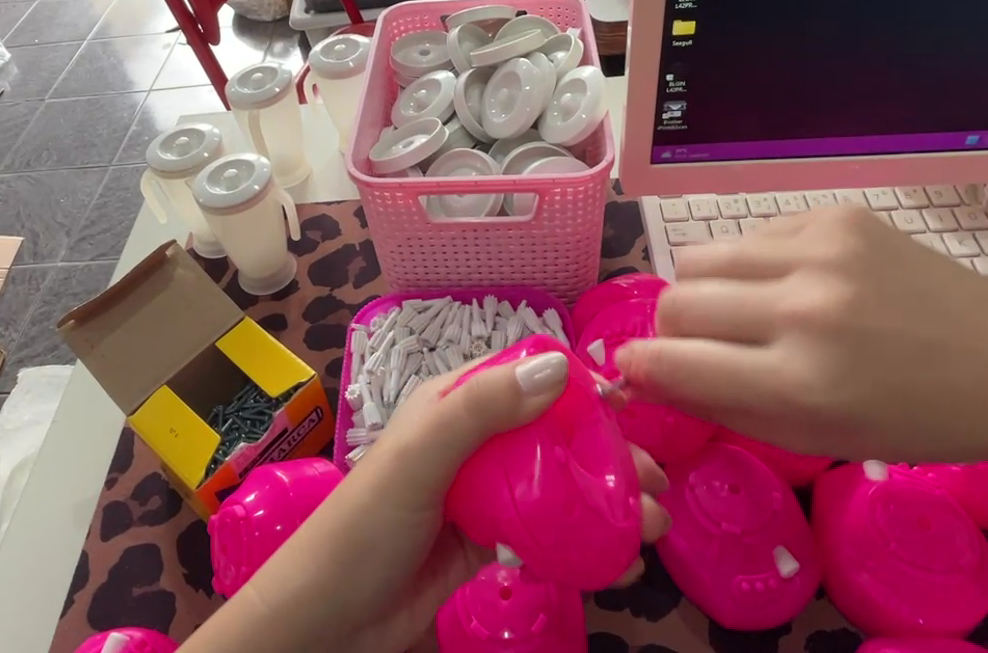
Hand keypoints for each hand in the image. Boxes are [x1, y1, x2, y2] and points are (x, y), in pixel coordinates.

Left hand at [186, 349, 669, 652]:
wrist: (330, 620)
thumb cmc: (369, 524)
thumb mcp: (421, 456)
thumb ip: (481, 409)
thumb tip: (557, 367)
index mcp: (452, 403)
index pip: (523, 377)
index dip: (577, 385)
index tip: (630, 405)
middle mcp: (471, 440)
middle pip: (550, 432)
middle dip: (604, 450)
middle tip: (656, 477)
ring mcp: (481, 491)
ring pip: (554, 482)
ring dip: (603, 497)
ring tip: (652, 523)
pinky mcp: (488, 539)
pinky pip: (544, 529)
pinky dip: (582, 539)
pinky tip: (618, 558)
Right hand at [616, 207, 987, 466]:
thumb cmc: (910, 418)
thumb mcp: (813, 436)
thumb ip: (720, 405)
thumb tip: (643, 373)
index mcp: (801, 384)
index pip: (672, 361)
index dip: (639, 364)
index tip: (634, 365)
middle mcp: (801, 309)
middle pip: (675, 302)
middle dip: (674, 329)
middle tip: (704, 342)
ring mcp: (817, 252)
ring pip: (698, 258)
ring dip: (704, 289)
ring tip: (744, 306)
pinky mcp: (831, 215)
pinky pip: (747, 237)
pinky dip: (750, 264)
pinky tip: (791, 281)